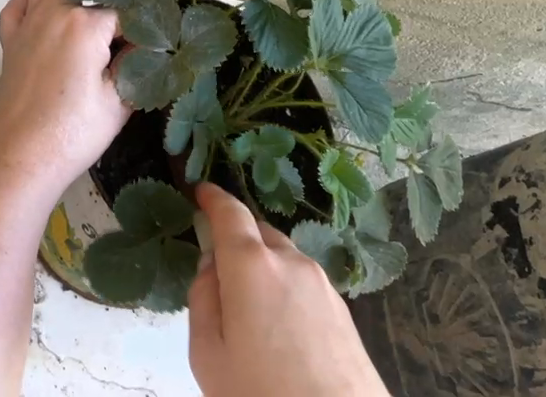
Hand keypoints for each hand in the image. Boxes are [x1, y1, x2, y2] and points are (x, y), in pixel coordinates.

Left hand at [0, 0, 130, 203]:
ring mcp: (28, 24)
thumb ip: (135, 64)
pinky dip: (34, 0)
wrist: (20, 157)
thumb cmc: (73, 132)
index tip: (159, 22)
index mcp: (85, 25)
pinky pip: (19, 5)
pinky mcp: (9, 41)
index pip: (124, 6)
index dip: (145, 14)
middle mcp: (54, 13)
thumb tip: (144, 45)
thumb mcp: (120, 101)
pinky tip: (48, 13)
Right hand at [188, 183, 388, 396]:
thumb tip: (213, 267)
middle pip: (258, 233)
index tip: (201, 193)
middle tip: (219, 270)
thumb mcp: (208, 353)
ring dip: (263, 267)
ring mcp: (323, 287)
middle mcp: (291, 263)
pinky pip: (304, 285)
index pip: (230, 212)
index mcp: (251, 265)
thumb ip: (203, 298)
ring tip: (250, 312)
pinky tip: (282, 332)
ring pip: (284, 259)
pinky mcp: (345, 314)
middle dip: (237, 239)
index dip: (213, 198)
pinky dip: (286, 290)